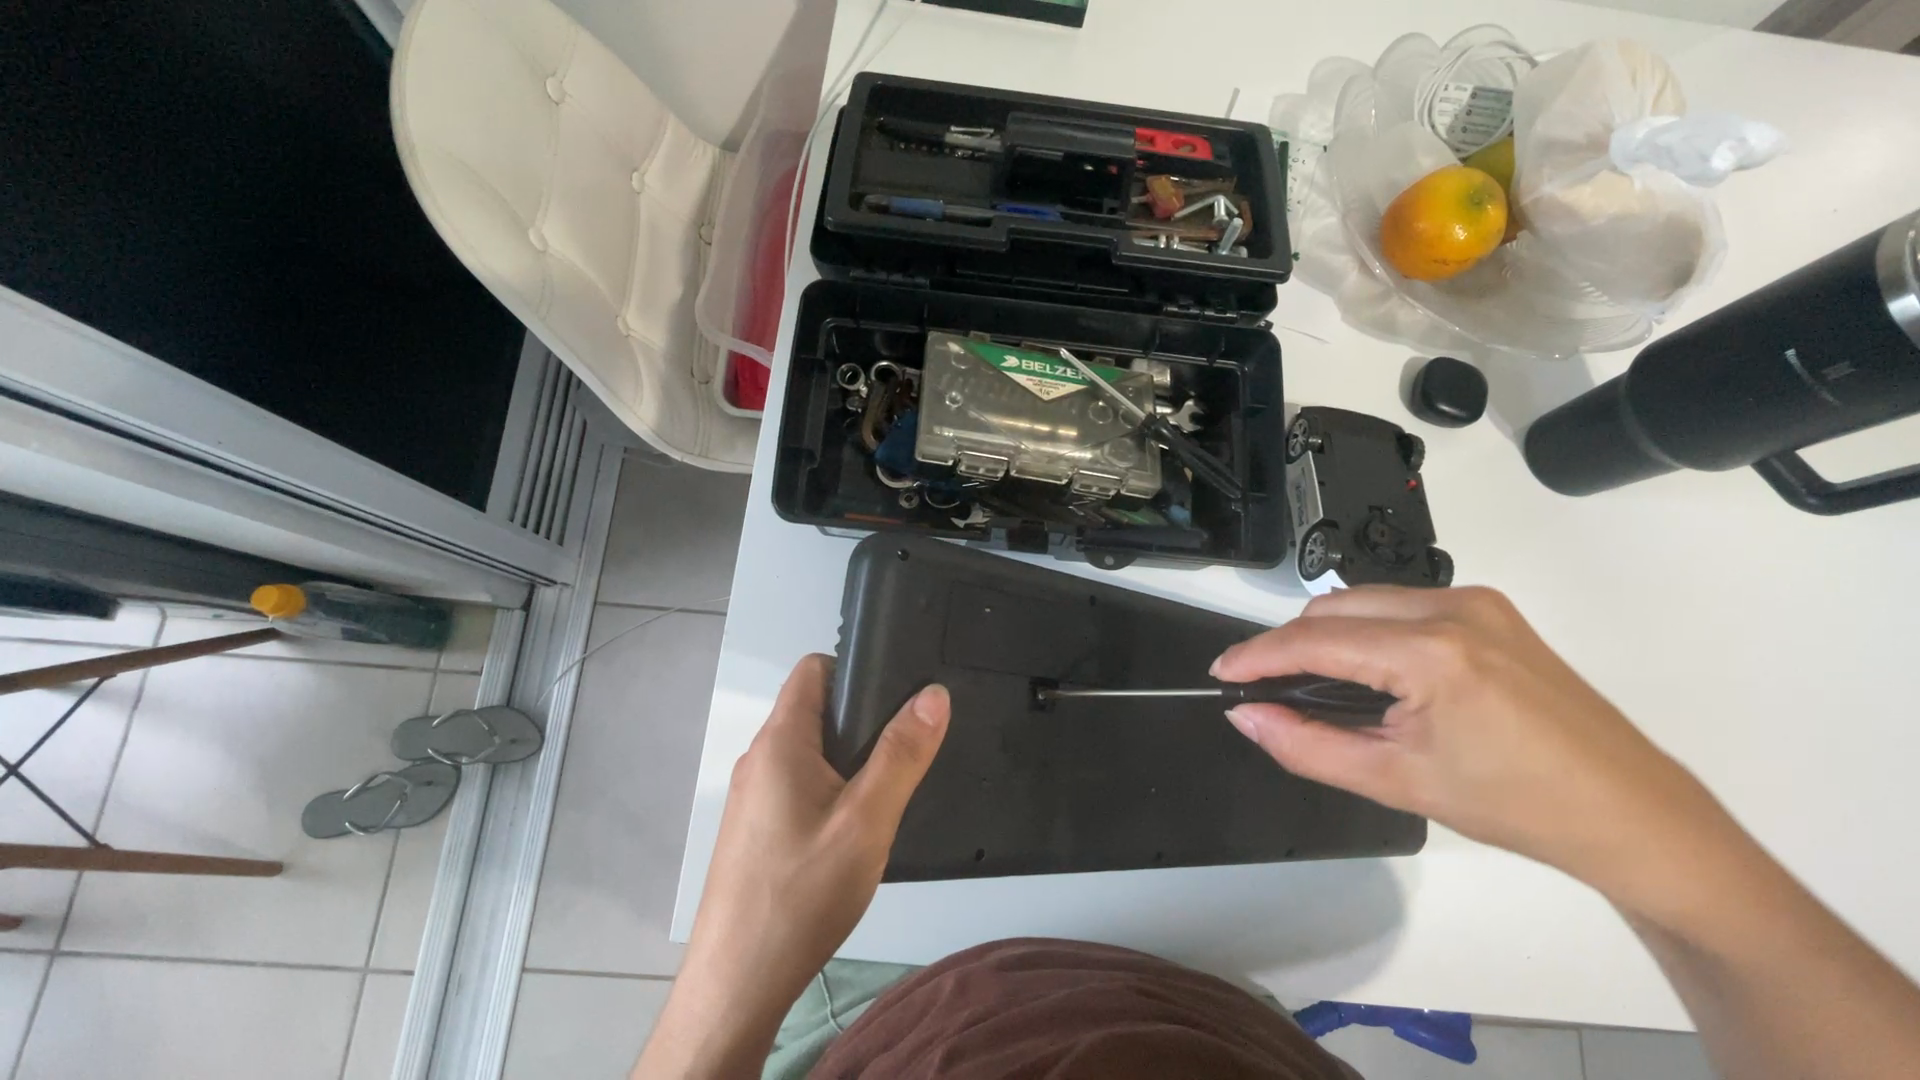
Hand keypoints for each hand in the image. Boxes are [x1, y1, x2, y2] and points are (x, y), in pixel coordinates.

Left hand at [635, 655, 948, 1078]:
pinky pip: (796, 788)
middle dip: (860, 720)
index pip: (814, 668)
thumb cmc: (801, 894)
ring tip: (885, 792)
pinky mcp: (752, 831)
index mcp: (780, 741)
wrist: (738, 982)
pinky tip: (851, 832)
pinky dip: (827, 792)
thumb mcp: (867, 821)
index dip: (857, 666)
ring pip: (807, 753)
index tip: (899, 690)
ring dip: (846, 761)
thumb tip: (933, 694)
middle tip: (905, 748)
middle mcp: (758, 760)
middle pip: (813, 710)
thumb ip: (902, 754)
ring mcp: (751, 798)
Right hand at [1212, 586, 1719, 884]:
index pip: (1316, 639)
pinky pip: (1402, 604)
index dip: (1258, 655)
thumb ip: (1306, 745)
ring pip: (1366, 601)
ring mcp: (1478, 602)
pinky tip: (1369, 673)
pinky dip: (1367, 630)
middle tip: (1265, 688)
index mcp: (1431, 652)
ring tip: (1315, 686)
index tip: (1220, 674)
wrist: (1629, 811)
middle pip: (1335, 608)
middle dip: (1290, 643)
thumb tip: (1246, 716)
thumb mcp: (1396, 782)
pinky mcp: (1492, 610)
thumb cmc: (1514, 805)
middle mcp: (1453, 608)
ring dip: (1328, 634)